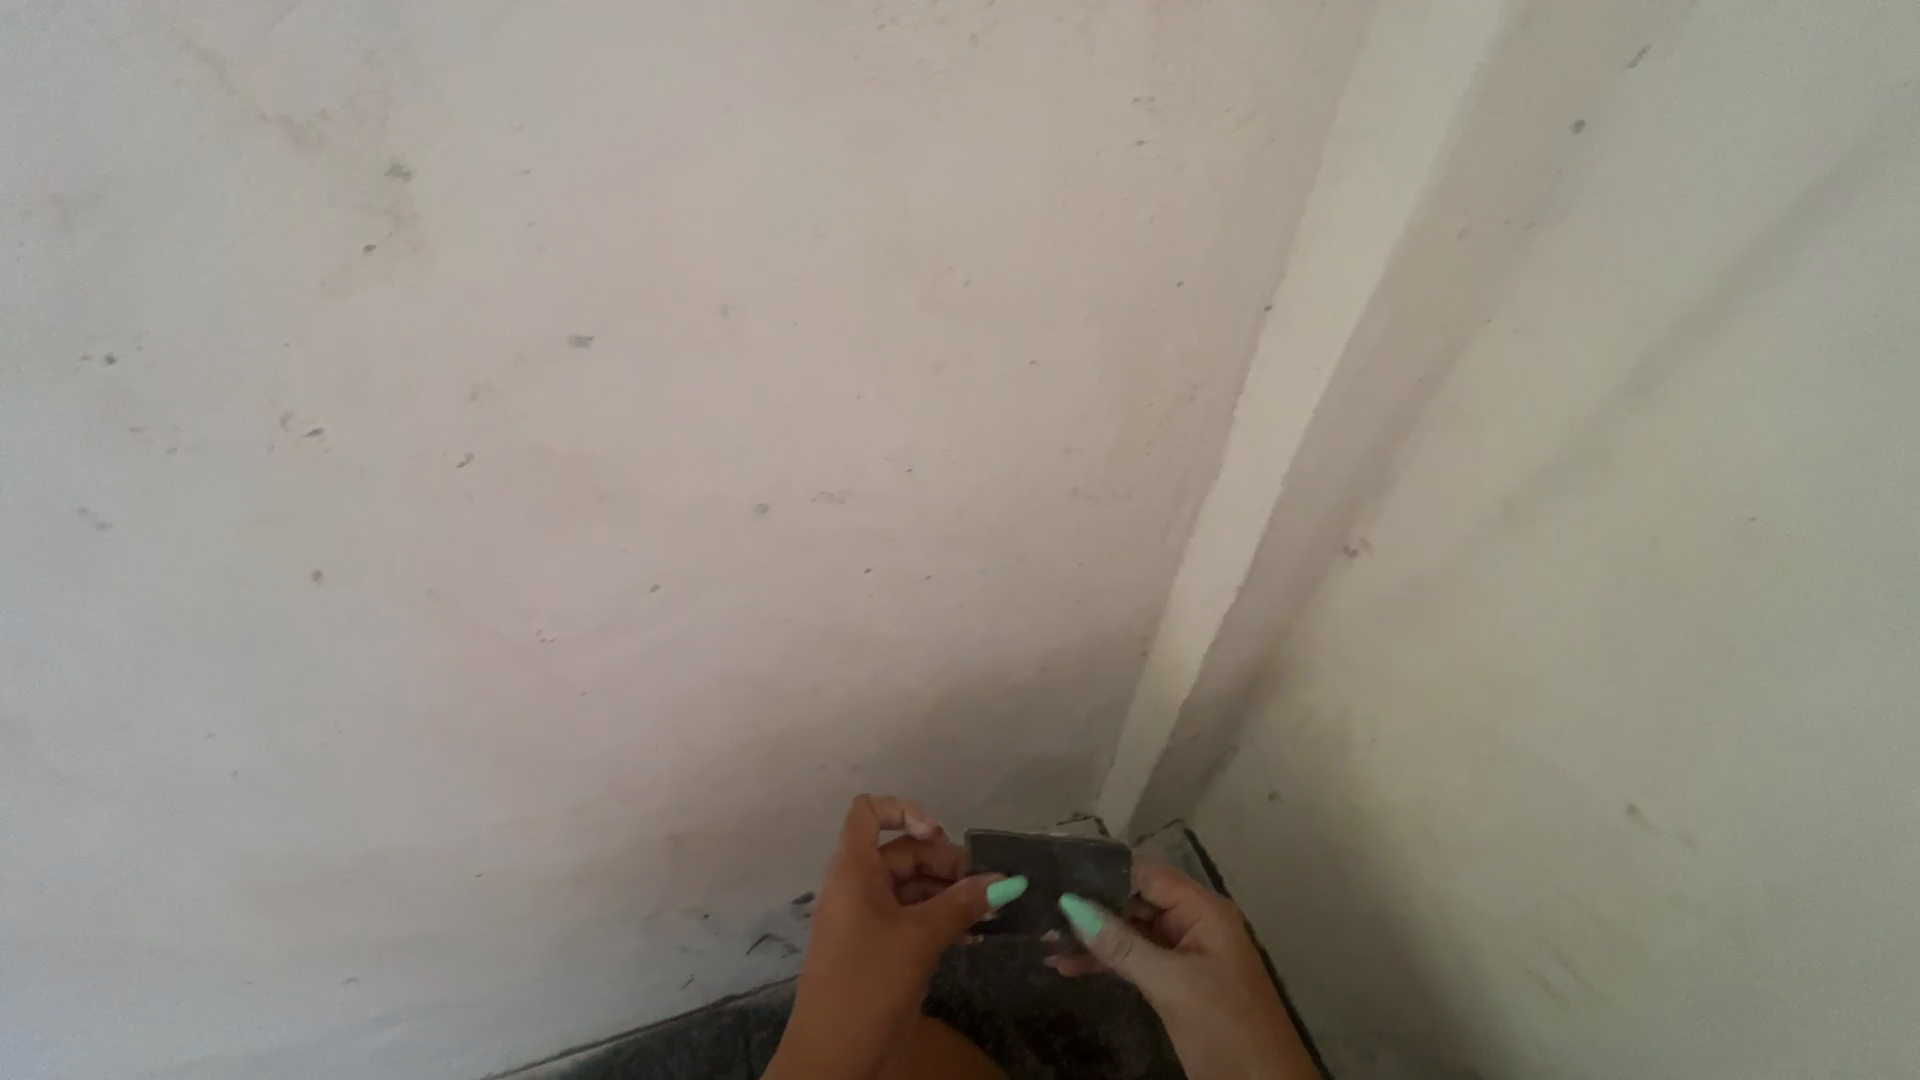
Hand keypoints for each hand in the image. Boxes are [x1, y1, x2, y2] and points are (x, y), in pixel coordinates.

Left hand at [764, 795, 1012, 1079]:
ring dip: (949, 893)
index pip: (868, 812)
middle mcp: (858, 886)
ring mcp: (868, 918)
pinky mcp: (880, 948)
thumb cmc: (868, 983)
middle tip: (981, 885)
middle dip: (943, 862)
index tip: (938, 835)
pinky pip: (913, 917)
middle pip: (902, 851)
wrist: (834, 1062)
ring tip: (987, 911)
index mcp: (853, 870)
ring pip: (912, 886)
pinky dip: (941, 918)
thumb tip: (1006, 881)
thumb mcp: (919, 938)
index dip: (905, 811)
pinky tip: (974, 933)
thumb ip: (962, 904)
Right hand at [1050, 861, 1316, 1079]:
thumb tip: (1071, 904)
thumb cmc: (1227, 1030)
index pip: (1146, 874)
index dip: (1104, 873)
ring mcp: (1185, 953)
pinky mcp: (1177, 982)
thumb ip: (1122, 945)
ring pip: (1131, 932)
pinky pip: (1135, 959)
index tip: (1059, 874)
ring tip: (1046, 942)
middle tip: (1043, 910)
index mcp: (1203, 910)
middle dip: (1092, 907)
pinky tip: (1068, 965)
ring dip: (1092, 938)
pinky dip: (1105, 962)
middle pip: (1135, 900)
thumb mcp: (1172, 985)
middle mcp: (1194, 922)